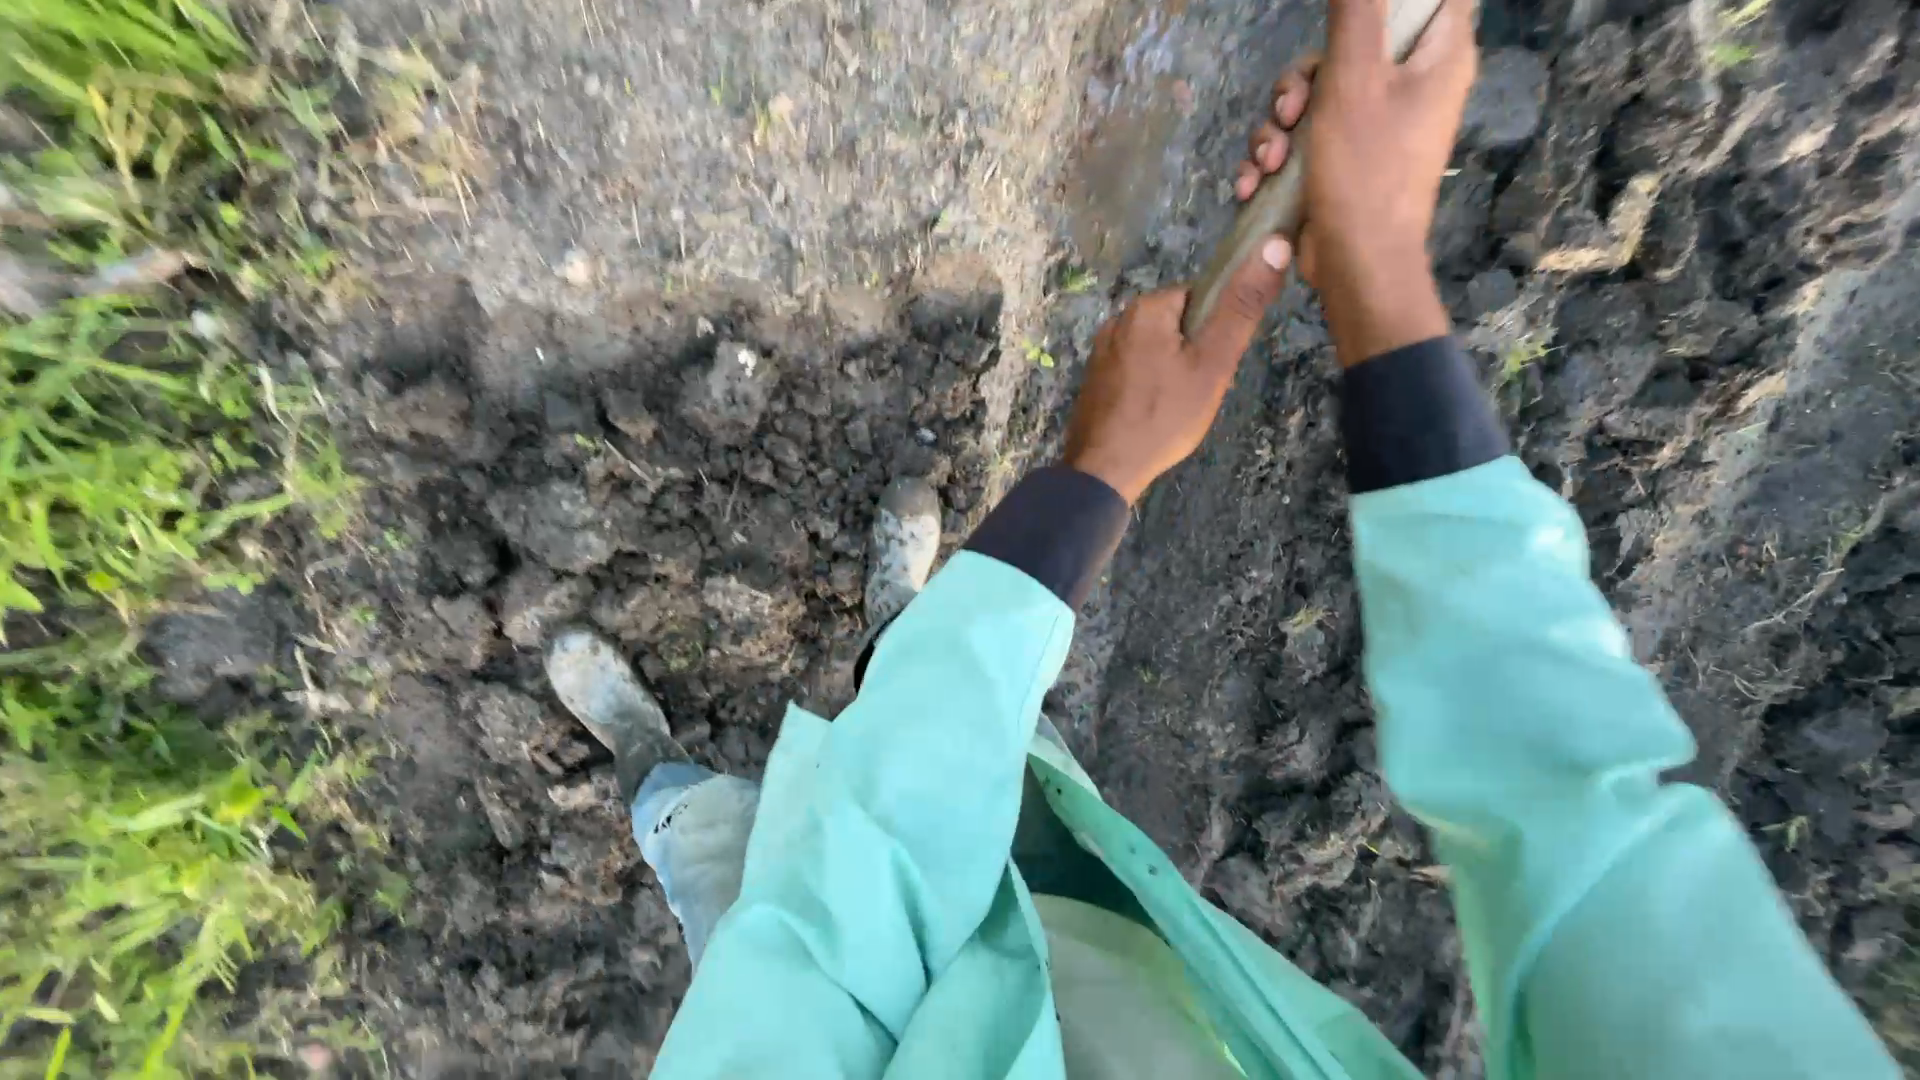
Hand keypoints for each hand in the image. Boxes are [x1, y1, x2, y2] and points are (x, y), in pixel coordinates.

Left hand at [1064, 240, 1292, 503]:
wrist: (1105, 469)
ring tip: (1176, 406)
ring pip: (1155, 351)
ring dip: (1171, 372)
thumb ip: (1242, 307)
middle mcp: (1116, 321)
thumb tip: (1274, 245)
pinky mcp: (1094, 380)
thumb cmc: (1165, 416)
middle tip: (1196, 391)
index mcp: (1146, 307)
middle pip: (1175, 325)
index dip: (1215, 331)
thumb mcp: (1213, 362)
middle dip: (1192, 354)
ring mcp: (1100, 352)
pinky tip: (1153, 413)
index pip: (1199, 298)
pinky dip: (1148, 387)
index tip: (1215, 364)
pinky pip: (1134, 372)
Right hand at [1234, 0, 1478, 364]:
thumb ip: (1356, 12)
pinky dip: (1276, 161)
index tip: (1339, 24)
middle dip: (1300, 83)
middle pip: (1348, 49)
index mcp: (1438, 55)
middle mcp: (1412, 86)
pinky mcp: (1343, 164)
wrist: (1356, 263)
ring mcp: (1375, 129)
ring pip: (1313, 100)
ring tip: (1268, 164)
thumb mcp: (1353, 80)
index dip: (1379, 5)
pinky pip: (1303, 143)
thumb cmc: (1365, 171)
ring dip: (1275, 129)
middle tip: (1289, 113)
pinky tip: (1257, 183)